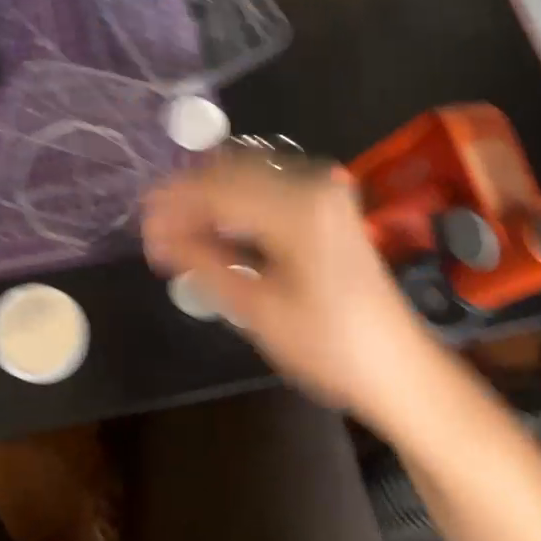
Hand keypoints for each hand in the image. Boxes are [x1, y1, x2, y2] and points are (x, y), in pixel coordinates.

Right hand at [141, 151, 429, 408]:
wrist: (398, 367)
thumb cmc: (329, 348)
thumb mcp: (258, 310)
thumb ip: (205, 264)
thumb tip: (161, 238)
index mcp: (297, 210)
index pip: (216, 191)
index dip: (173, 207)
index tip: (142, 229)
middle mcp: (312, 186)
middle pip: (230, 173)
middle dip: (186, 198)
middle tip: (153, 230)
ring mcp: (324, 191)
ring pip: (246, 174)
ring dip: (208, 197)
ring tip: (177, 230)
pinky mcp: (328, 204)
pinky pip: (267, 186)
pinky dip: (235, 201)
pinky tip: (215, 226)